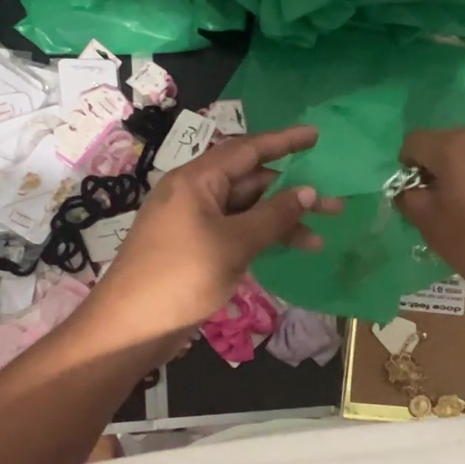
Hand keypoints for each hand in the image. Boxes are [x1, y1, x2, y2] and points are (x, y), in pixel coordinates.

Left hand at [90, 125, 342, 339]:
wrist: (129, 327)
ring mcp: (193, 223)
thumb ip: (273, 216)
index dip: (284, 142)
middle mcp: (194, 194)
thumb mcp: (233, 244)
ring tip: (319, 239)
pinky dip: (261, 238)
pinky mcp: (194, 249)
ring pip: (245, 210)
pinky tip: (288, 250)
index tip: (316, 136)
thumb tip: (309, 192)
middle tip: (335, 205)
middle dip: (292, 192)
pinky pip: (234, 232)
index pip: (247, 150)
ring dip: (280, 221)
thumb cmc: (180, 277)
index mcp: (197, 180)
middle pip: (250, 182)